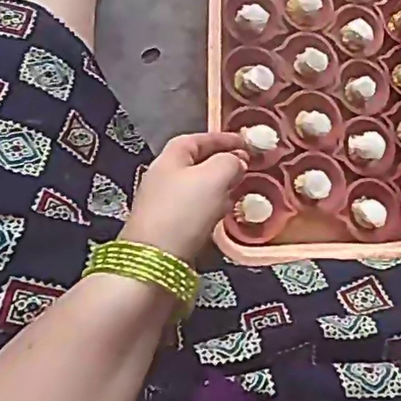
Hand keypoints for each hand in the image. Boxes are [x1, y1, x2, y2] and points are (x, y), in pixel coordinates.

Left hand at [119, 132, 248, 261]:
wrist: (154, 262)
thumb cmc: (184, 211)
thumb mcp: (214, 177)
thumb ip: (230, 162)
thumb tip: (237, 161)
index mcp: (170, 158)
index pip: (198, 139)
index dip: (223, 138)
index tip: (246, 143)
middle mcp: (163, 177)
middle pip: (196, 163)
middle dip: (222, 163)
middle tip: (245, 168)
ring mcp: (163, 204)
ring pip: (197, 187)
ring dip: (219, 186)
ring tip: (239, 190)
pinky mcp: (167, 228)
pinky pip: (194, 210)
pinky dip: (212, 207)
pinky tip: (222, 216)